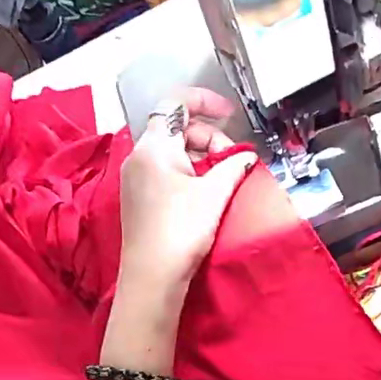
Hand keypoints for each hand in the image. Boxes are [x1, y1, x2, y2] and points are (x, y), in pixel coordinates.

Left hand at [116, 88, 254, 300]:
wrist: (152, 278)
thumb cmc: (180, 232)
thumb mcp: (214, 193)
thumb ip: (233, 166)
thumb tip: (246, 157)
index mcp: (153, 147)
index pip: (175, 103)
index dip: (204, 101)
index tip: (227, 114)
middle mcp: (138, 158)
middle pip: (175, 128)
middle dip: (208, 137)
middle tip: (232, 160)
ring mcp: (135, 180)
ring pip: (171, 152)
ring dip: (200, 156)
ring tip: (222, 178)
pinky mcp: (138, 199)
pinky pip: (164, 172)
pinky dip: (186, 173)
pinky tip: (204, 193)